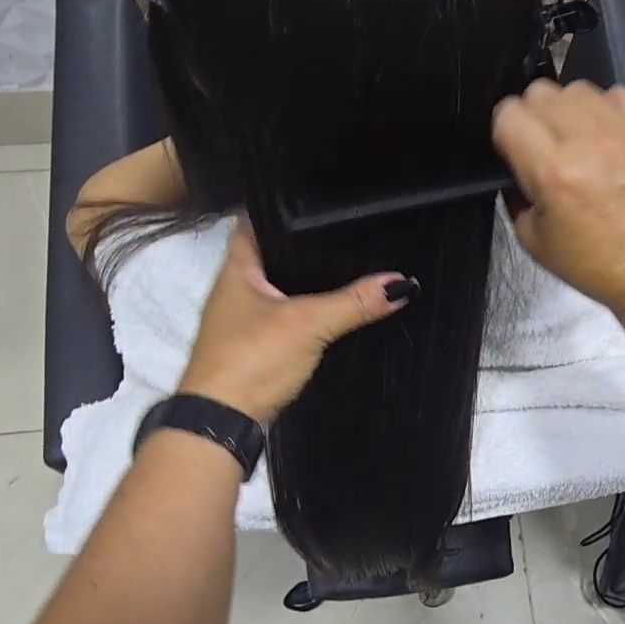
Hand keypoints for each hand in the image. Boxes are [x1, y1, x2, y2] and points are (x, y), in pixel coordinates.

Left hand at [177, 223, 414, 424]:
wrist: (222, 423)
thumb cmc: (252, 360)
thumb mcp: (309, 324)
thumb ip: (354, 302)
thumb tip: (402, 284)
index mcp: (236, 269)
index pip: (258, 221)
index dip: (285, 208)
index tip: (322, 200)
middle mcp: (235, 290)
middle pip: (275, 257)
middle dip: (308, 248)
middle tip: (350, 234)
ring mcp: (243, 321)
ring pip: (283, 291)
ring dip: (310, 285)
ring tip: (352, 266)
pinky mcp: (256, 349)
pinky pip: (288, 320)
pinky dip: (309, 315)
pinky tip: (334, 314)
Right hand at [492, 80, 624, 313]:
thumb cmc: (593, 264)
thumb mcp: (534, 242)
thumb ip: (515, 195)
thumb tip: (516, 167)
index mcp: (553, 172)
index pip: (508, 116)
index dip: (505, 131)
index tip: (513, 150)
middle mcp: (586, 141)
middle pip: (539, 92)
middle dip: (533, 117)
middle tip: (544, 147)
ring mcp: (623, 130)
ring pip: (576, 88)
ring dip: (568, 110)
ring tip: (577, 140)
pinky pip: (615, 94)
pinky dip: (604, 110)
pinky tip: (606, 138)